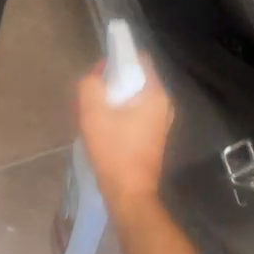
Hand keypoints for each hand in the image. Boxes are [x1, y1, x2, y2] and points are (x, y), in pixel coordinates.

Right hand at [77, 53, 173, 215]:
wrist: (129, 193)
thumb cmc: (114, 152)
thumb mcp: (93, 114)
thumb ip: (89, 86)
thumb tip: (93, 79)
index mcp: (156, 94)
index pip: (139, 59)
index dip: (116, 60)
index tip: (98, 73)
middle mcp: (164, 105)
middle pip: (135, 80)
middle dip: (111, 84)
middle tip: (90, 97)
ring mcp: (161, 123)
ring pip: (133, 100)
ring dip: (112, 103)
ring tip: (93, 115)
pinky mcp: (153, 138)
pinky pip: (134, 116)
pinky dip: (119, 117)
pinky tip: (103, 130)